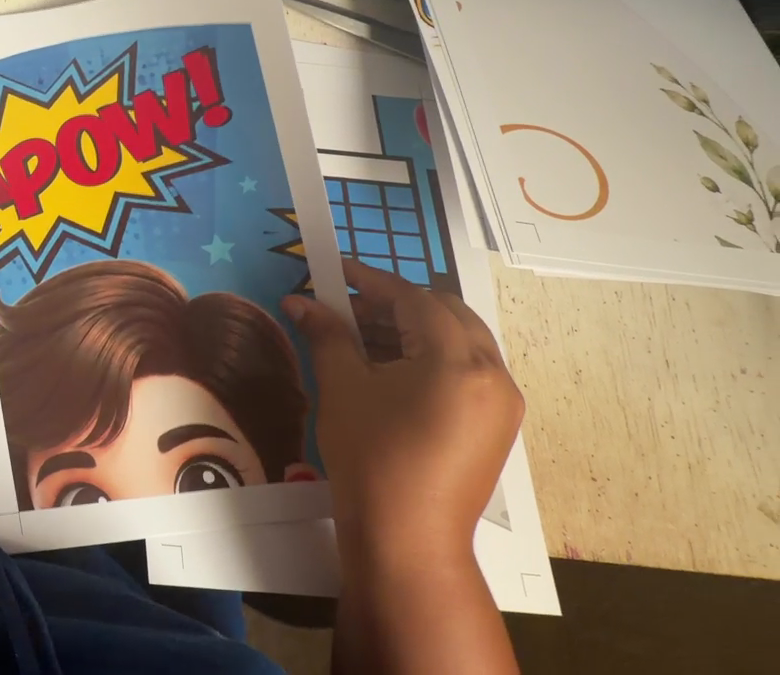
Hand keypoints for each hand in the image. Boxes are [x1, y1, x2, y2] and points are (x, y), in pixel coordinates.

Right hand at [282, 259, 523, 565]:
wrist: (407, 533)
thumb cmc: (370, 452)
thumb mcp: (341, 386)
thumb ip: (326, 334)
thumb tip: (300, 301)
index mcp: (458, 361)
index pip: (415, 300)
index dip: (372, 280)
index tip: (335, 269)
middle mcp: (493, 374)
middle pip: (448, 314)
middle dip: (396, 302)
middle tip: (348, 306)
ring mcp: (502, 402)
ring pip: (461, 340)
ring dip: (413, 327)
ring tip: (362, 336)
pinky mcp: (497, 424)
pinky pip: (467, 368)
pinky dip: (430, 355)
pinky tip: (389, 368)